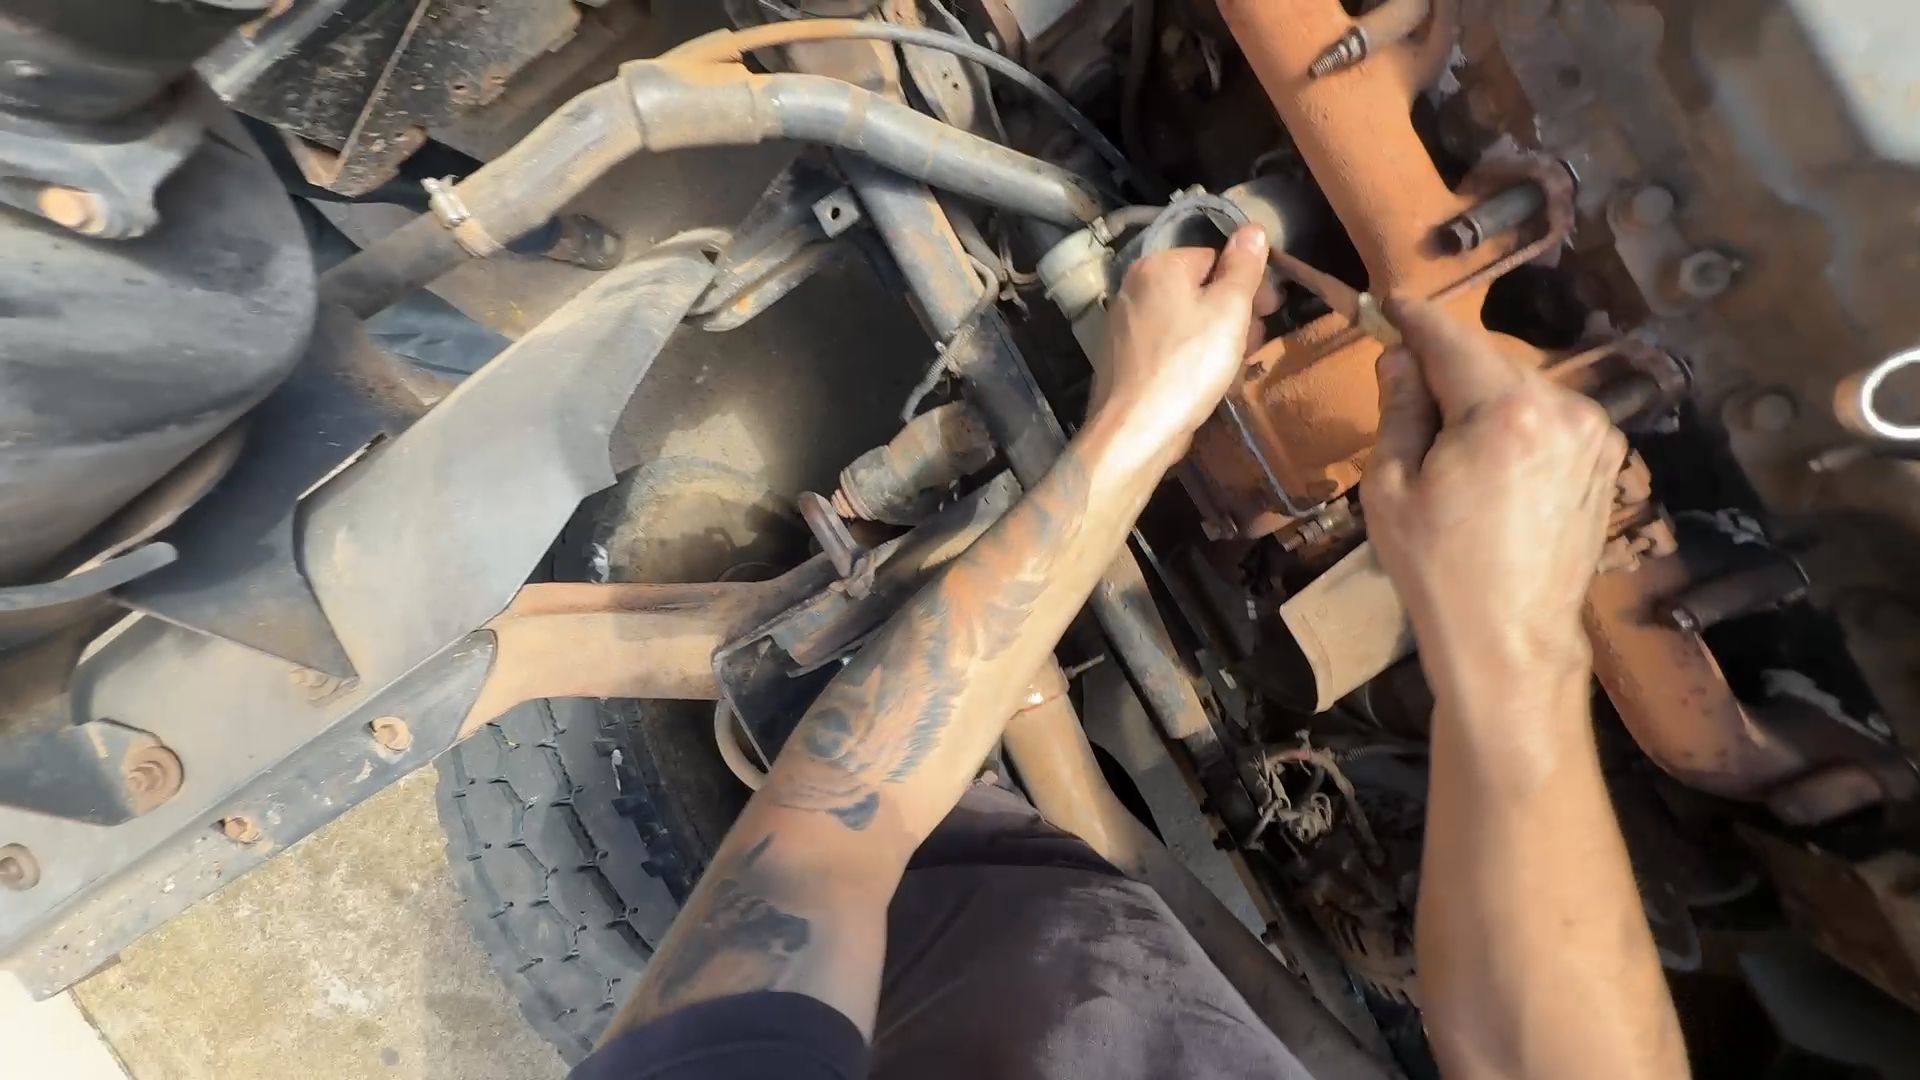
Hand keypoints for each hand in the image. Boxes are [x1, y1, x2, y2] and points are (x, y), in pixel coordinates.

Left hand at [1091, 225, 1276, 465]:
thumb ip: (1243, 266)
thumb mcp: (1228, 309)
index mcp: (1156, 267)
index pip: (1215, 258)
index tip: (1272, 308)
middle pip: (1198, 290)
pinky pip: (1166, 347)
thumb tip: (1252, 228)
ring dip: (1216, 337)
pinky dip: (1189, 356)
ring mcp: (1121, 327)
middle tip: (1255, 339)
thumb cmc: (1187, 365)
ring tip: (1234, 364)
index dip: (1249, 281)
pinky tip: (1204, 380)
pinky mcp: (1121, 361)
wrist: (1134, 429)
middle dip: (1233, 312)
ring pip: (1184, 321)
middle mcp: (1131, 289)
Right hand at [1361, 297, 1625, 703]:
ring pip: (1522, 386)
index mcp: (1502, 412)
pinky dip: (1509, 417)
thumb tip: (1397, 358)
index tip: (1389, 302)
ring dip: (1477, 392)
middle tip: (1401, 384)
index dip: (1415, 318)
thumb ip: (1398, 411)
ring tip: (1440, 434)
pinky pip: (1547, 415)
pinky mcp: (1605, 459)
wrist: (1506, 631)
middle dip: (1444, 363)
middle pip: (1490, 360)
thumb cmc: (1432, 562)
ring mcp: (1595, 433)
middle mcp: (1562, 408)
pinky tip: (1482, 456)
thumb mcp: (1390, 486)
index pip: (1452, 341)